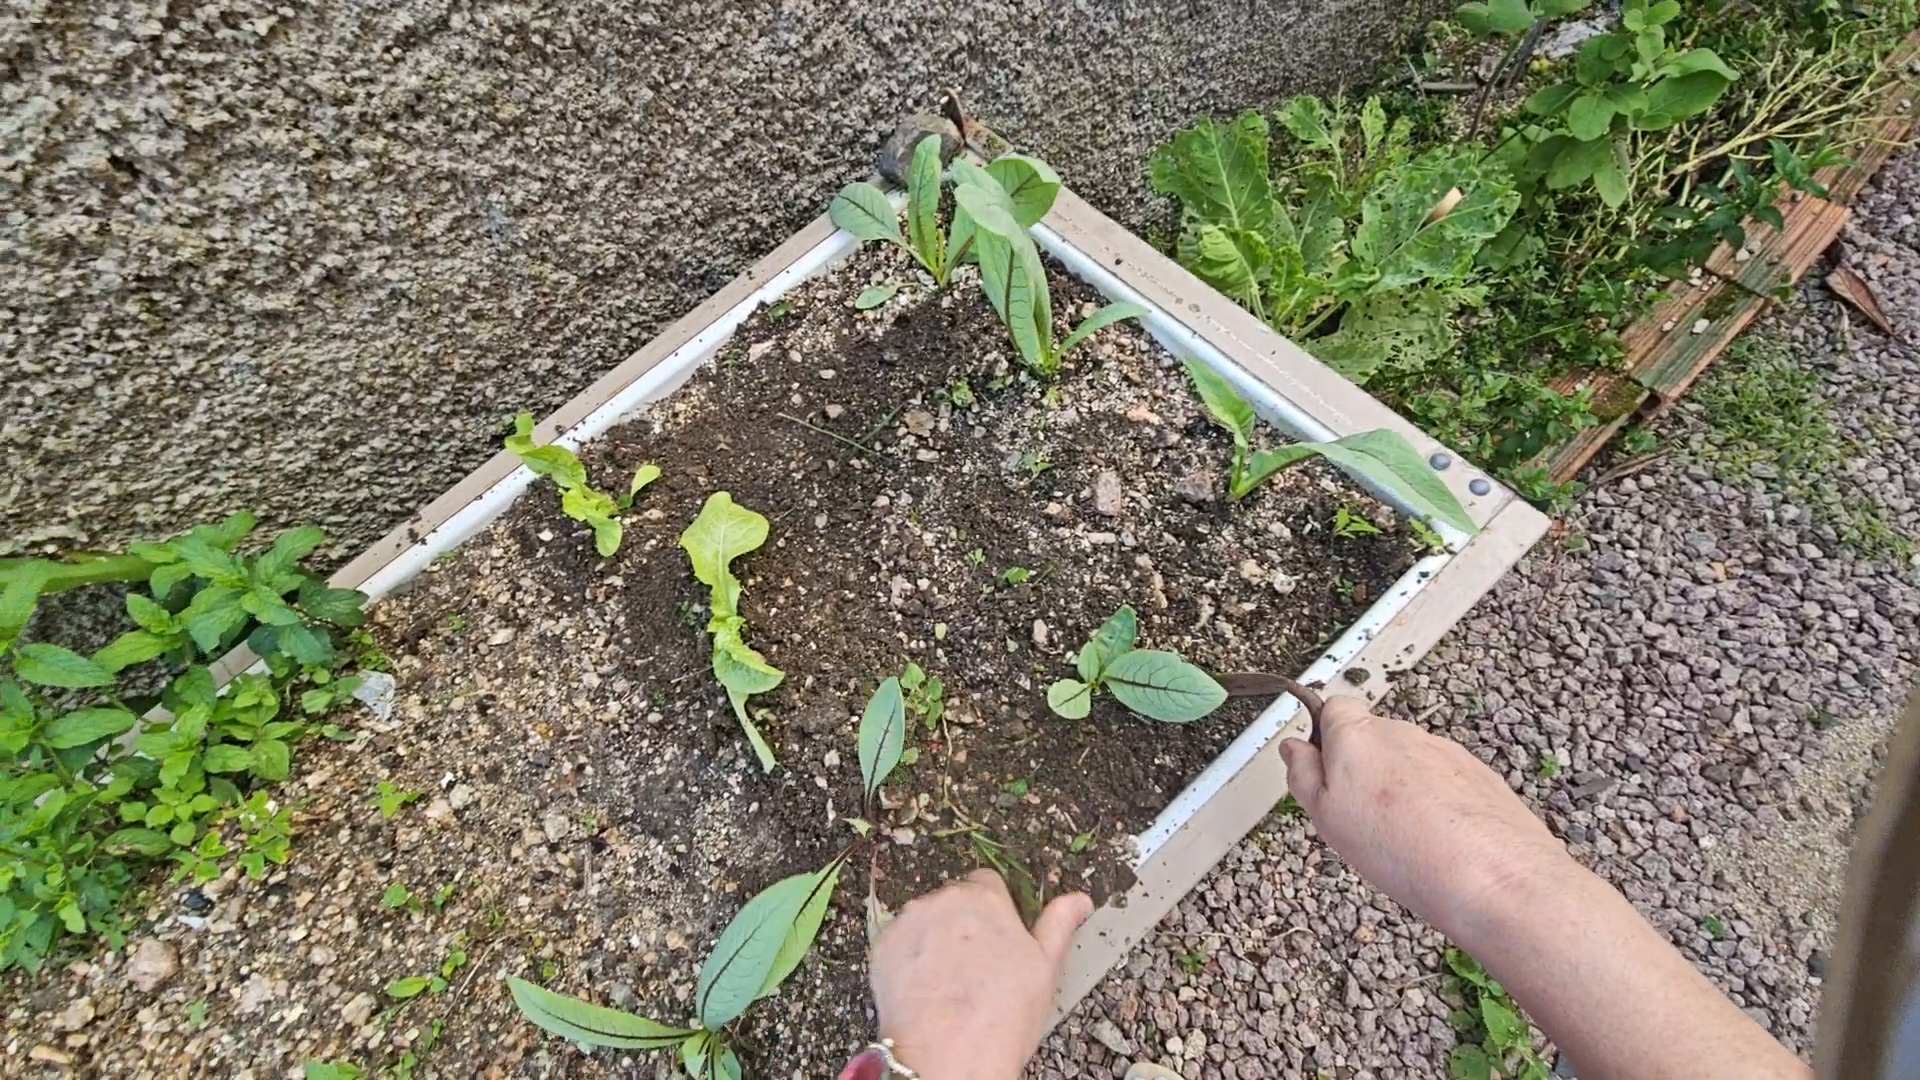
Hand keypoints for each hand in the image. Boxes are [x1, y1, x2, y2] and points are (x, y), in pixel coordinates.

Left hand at [869, 870, 1092, 1079]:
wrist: (948, 1060)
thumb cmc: (1004, 1016)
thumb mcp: (1045, 969)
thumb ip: (1059, 924)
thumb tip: (1079, 898)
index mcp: (984, 897)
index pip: (988, 884)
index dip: (994, 912)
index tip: (998, 940)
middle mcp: (944, 898)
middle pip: (955, 900)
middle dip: (964, 924)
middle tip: (976, 968)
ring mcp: (910, 921)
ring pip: (926, 919)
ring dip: (935, 938)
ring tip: (948, 983)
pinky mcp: (883, 946)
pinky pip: (899, 943)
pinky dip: (908, 960)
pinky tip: (923, 989)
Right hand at [1279, 696, 1570, 937]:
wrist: (1498, 881)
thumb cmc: (1402, 849)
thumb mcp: (1325, 816)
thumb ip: (1302, 774)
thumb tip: (1293, 747)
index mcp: (1356, 733)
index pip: (1333, 707)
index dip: (1326, 736)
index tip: (1326, 772)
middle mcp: (1401, 732)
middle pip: (1372, 738)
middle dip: (1364, 769)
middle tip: (1361, 817)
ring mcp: (1446, 752)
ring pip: (1409, 763)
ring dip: (1402, 789)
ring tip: (1406, 839)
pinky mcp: (1483, 777)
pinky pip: (1445, 783)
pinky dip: (1438, 805)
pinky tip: (1441, 843)